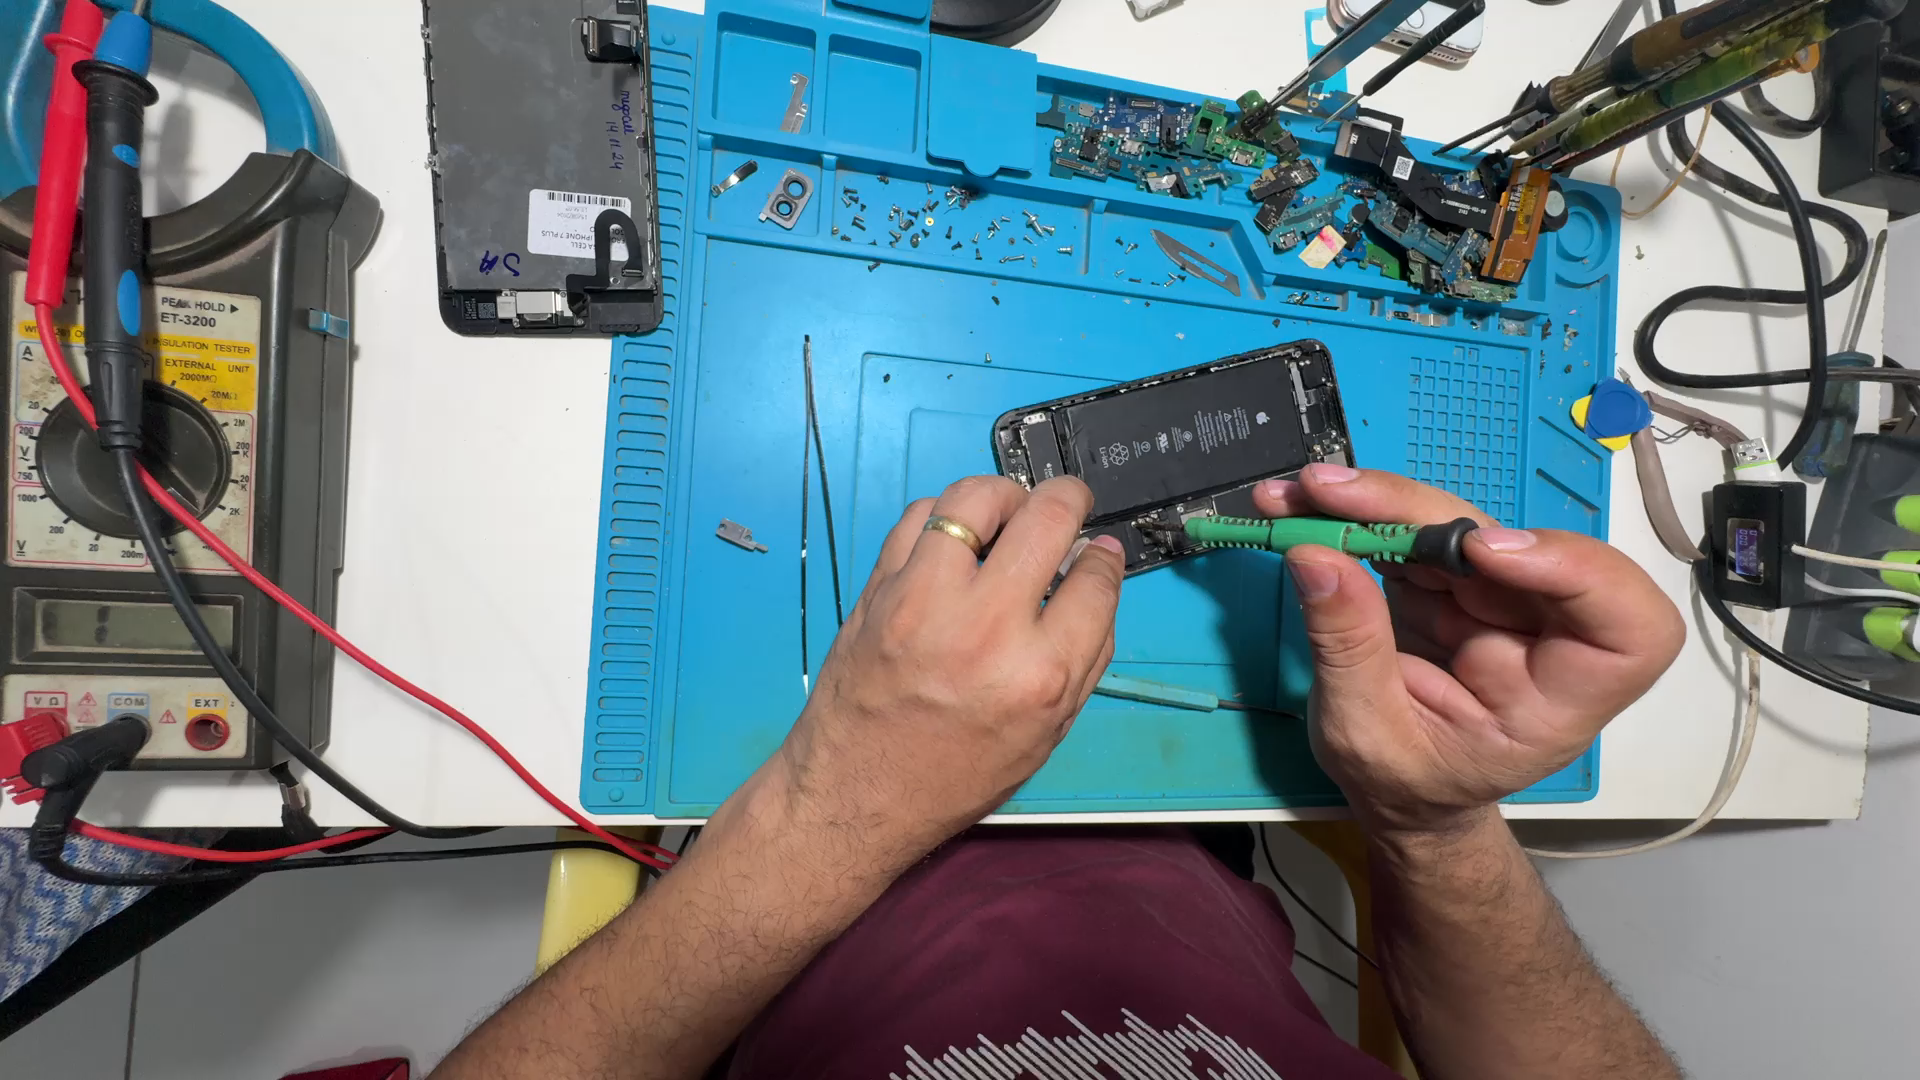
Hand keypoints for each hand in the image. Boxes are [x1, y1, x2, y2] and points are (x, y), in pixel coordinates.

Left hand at [771, 475, 1124, 867]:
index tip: (1097, 550)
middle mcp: (985, 627)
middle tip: (1067, 503)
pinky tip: (954, 540)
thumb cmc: (960, 774)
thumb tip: (1098, 569)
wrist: (856, 793)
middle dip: (1069, 498)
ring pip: (974, 498)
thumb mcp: (1047, 734)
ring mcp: (923, 600)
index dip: (1103, 557)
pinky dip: (945, 516)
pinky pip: (919, 516)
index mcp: (1039, 675)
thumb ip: (1087, 652)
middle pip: (1045, 519)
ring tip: (1009, 516)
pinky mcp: (879, 588)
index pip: (1095, 580)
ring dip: (1004, 496)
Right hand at [1257, 464, 1684, 836]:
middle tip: (1325, 491)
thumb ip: (1345, 647)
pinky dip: (1353, 518)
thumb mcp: (1362, 731)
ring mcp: (1494, 603)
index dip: (1572, 570)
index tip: (1478, 548)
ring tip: (1294, 496)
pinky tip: (1305, 508)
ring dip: (1368, 503)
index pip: (1623, 626)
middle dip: (1410, 510)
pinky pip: (1410, 535)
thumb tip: (1313, 554)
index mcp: (1555, 700)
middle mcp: (1539, 635)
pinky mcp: (1448, 585)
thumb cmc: (1402, 781)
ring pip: (1450, 527)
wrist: (1397, 788)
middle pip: (1507, 548)